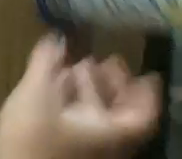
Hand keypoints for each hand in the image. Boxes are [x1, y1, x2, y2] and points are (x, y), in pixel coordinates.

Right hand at [0, 34, 162, 158]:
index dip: (148, 95)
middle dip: (118, 85)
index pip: (141, 116)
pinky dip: (76, 98)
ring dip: (95, 89)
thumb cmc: (32, 134)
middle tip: (112, 59)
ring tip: (82, 63)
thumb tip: (58, 36)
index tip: (150, 73)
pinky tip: (59, 82)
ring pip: (100, 115)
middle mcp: (103, 140)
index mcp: (107, 130)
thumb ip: (47, 63)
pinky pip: (81, 118)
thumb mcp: (36, 92)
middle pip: (121, 113)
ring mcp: (85, 143)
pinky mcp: (66, 144)